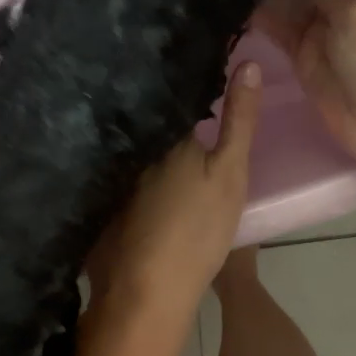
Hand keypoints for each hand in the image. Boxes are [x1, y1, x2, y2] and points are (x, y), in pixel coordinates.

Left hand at [89, 62, 262, 310]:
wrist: (148, 293)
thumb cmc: (196, 228)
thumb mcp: (230, 171)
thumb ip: (239, 119)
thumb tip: (248, 61)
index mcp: (165, 132)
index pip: (176, 94)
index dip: (188, 78)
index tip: (198, 62)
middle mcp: (136, 145)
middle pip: (155, 116)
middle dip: (167, 103)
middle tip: (186, 86)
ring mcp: (118, 174)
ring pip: (139, 142)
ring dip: (150, 132)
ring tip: (167, 113)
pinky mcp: (107, 200)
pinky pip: (123, 166)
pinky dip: (136, 160)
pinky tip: (145, 163)